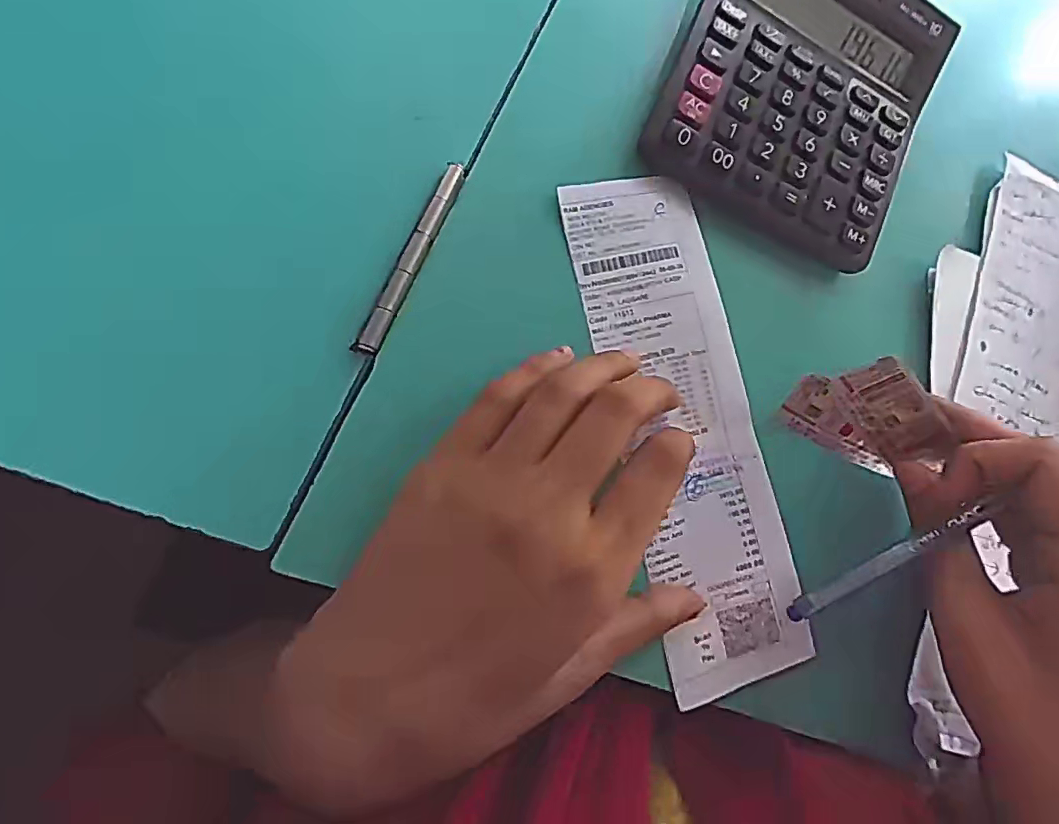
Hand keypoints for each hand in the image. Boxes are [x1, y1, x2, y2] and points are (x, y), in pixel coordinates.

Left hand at [151, 348, 703, 814]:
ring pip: (559, 395)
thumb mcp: (571, 673)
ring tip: (624, 359)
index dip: (677, 442)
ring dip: (600, 366)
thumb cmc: (478, 696)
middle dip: (649, 390)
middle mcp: (549, 511)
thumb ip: (639, 625)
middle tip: (661, 388)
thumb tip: (696, 599)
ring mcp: (492, 479)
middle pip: (614, 417)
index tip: (681, 434)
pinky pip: (496, 398)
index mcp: (591, 570)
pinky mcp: (443, 464)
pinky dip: (534, 369)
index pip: (655, 475)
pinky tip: (557, 358)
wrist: (362, 699)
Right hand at [891, 401, 1058, 823]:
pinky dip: (1001, 503)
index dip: (983, 456)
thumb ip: (938, 532)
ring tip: (928, 454)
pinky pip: (1051, 519)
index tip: (938, 489)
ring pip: (1050, 489)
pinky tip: (960, 500)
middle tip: (916, 425)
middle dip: (978, 446)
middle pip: (1052, 470)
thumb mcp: (964, 620)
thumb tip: (908, 464)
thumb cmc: (1020, 717)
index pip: (1051, 465)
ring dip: (986, 472)